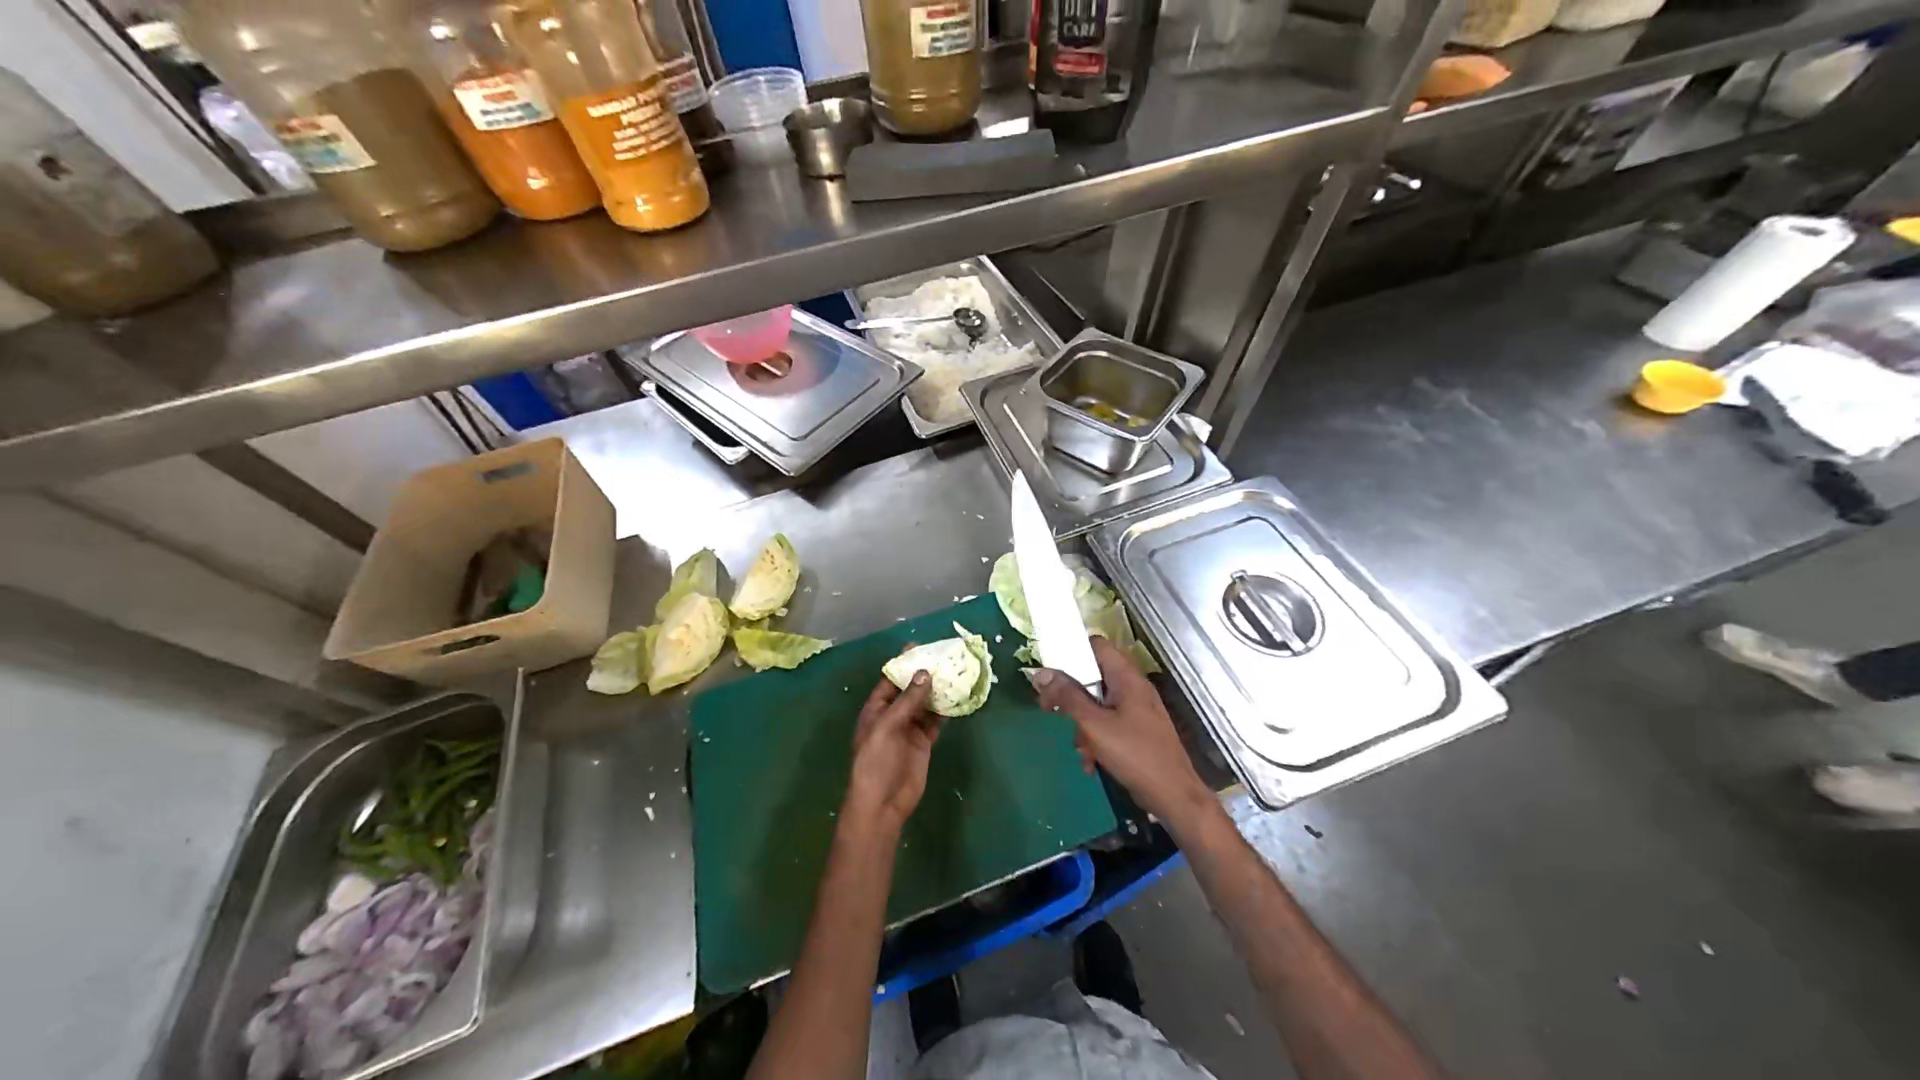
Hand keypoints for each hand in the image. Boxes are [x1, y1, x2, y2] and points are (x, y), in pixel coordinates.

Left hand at [843, 671, 943, 832]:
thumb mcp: (887, 727)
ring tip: (957, 672)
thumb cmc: (876, 762)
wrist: (882, 803)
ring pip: (926, 703)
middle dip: (925, 674)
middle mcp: (893, 715)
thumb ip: (907, 701)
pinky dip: (946, 710)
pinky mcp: (923, 742)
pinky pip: (936, 721)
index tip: (920, 646)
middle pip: (911, 689)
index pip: (891, 679)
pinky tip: (959, 698)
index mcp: (877, 708)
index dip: (904, 663)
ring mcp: (909, 728)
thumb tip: (925, 674)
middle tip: (946, 656)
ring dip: (939, 690)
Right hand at [1031, 637, 1213, 824]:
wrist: (1173, 795)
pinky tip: (1092, 763)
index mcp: (1127, 678)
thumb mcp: (1094, 725)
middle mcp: (1134, 688)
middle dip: (1072, 699)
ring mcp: (1138, 711)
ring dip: (1083, 726)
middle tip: (1050, 710)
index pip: (1097, 646)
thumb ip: (1067, 697)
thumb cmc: (1134, 754)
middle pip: (1093, 678)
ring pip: (1098, 706)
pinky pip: (1109, 725)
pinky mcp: (1138, 732)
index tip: (1049, 670)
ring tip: (1081, 750)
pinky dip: (1097, 740)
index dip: (1072, 652)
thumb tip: (1041, 673)